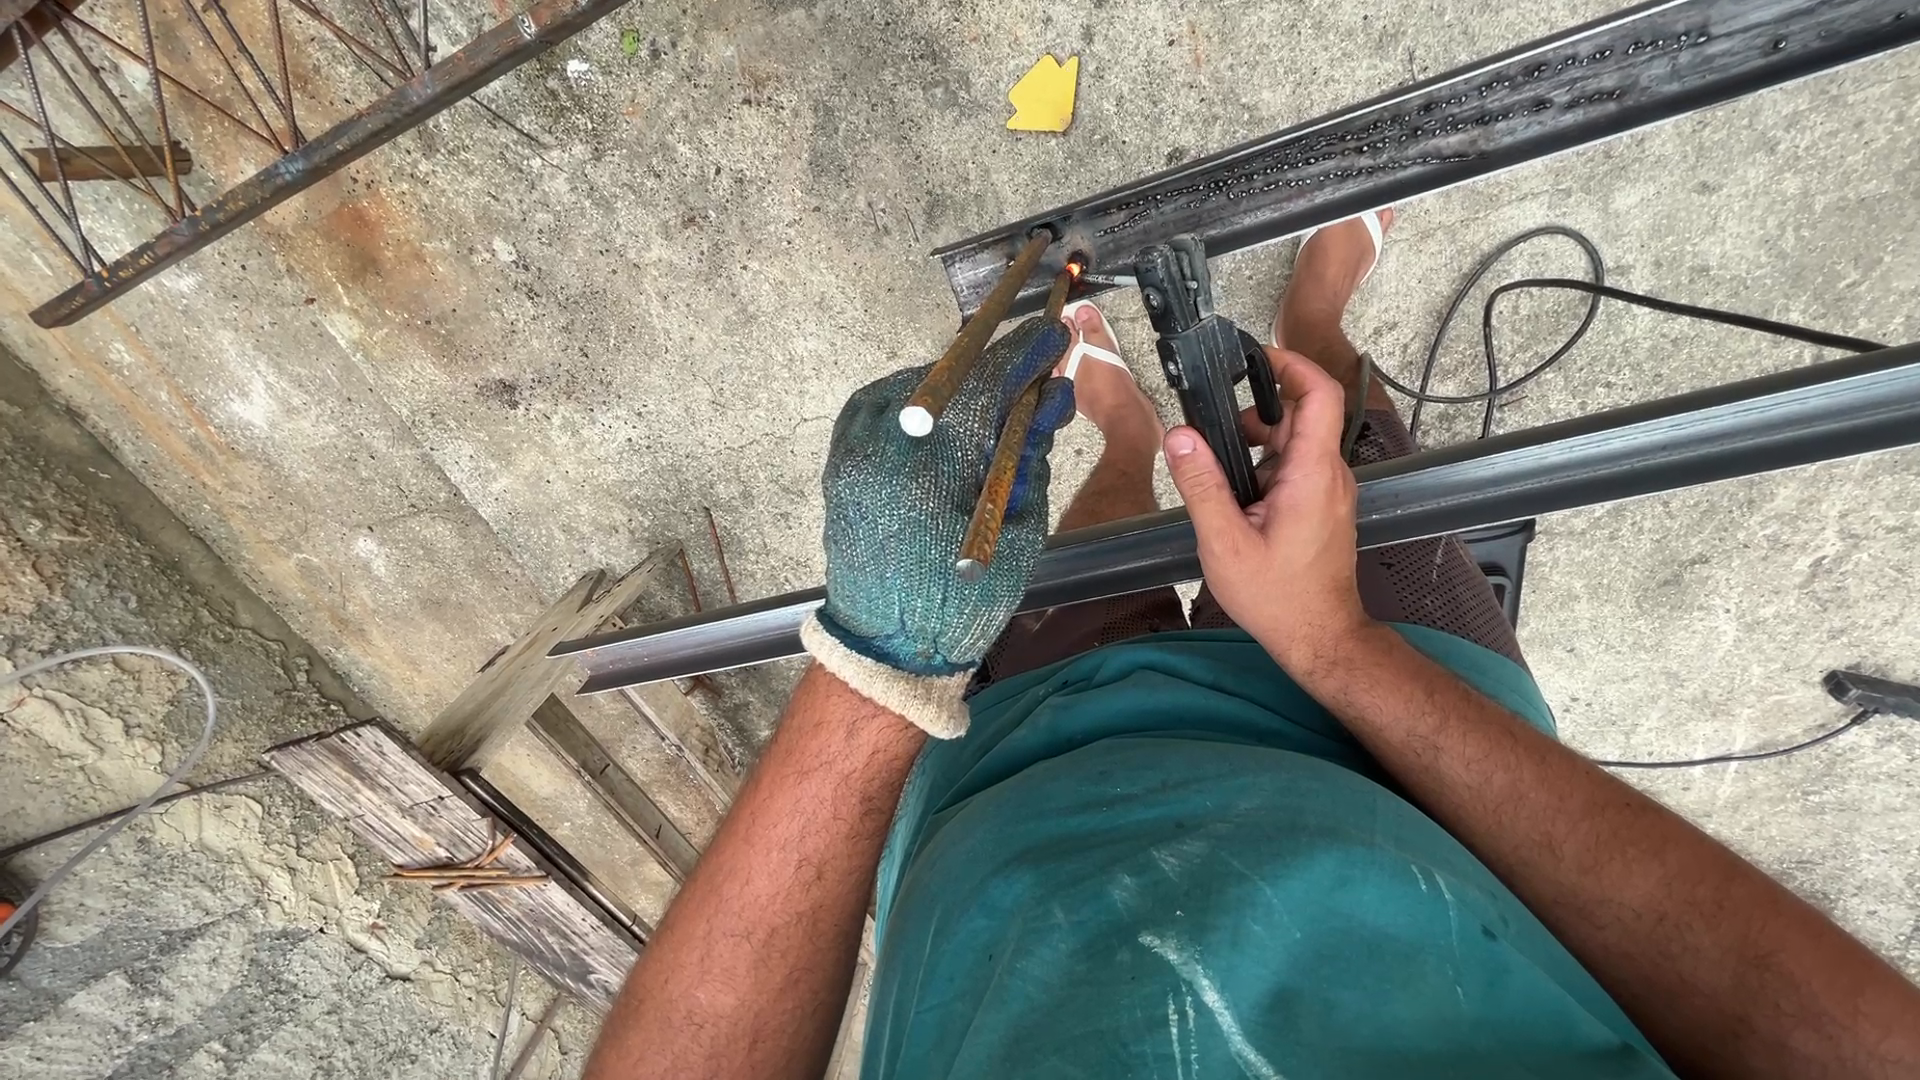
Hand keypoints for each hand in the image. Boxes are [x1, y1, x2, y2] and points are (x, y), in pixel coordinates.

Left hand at [800, 316, 1073, 737]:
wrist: (888, 644)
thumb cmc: (961, 601)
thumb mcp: (1017, 530)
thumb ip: (1030, 456)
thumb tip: (1046, 398)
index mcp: (931, 469)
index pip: (986, 384)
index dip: (1025, 354)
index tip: (1053, 336)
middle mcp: (882, 446)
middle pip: (949, 376)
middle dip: (997, 370)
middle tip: (1032, 376)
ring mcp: (851, 450)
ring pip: (913, 384)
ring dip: (958, 386)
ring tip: (990, 405)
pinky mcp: (839, 459)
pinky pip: (879, 403)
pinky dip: (917, 401)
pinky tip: (944, 417)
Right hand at [1162, 348, 1372, 665]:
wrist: (1318, 636)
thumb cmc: (1275, 595)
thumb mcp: (1224, 542)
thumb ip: (1202, 486)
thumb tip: (1178, 437)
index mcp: (1311, 474)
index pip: (1318, 396)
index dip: (1290, 365)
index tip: (1254, 357)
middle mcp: (1329, 474)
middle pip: (1299, 416)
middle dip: (1252, 415)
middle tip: (1211, 438)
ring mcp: (1329, 490)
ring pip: (1294, 443)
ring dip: (1255, 444)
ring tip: (1218, 476)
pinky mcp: (1322, 505)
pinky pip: (1295, 467)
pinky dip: (1264, 467)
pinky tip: (1237, 499)